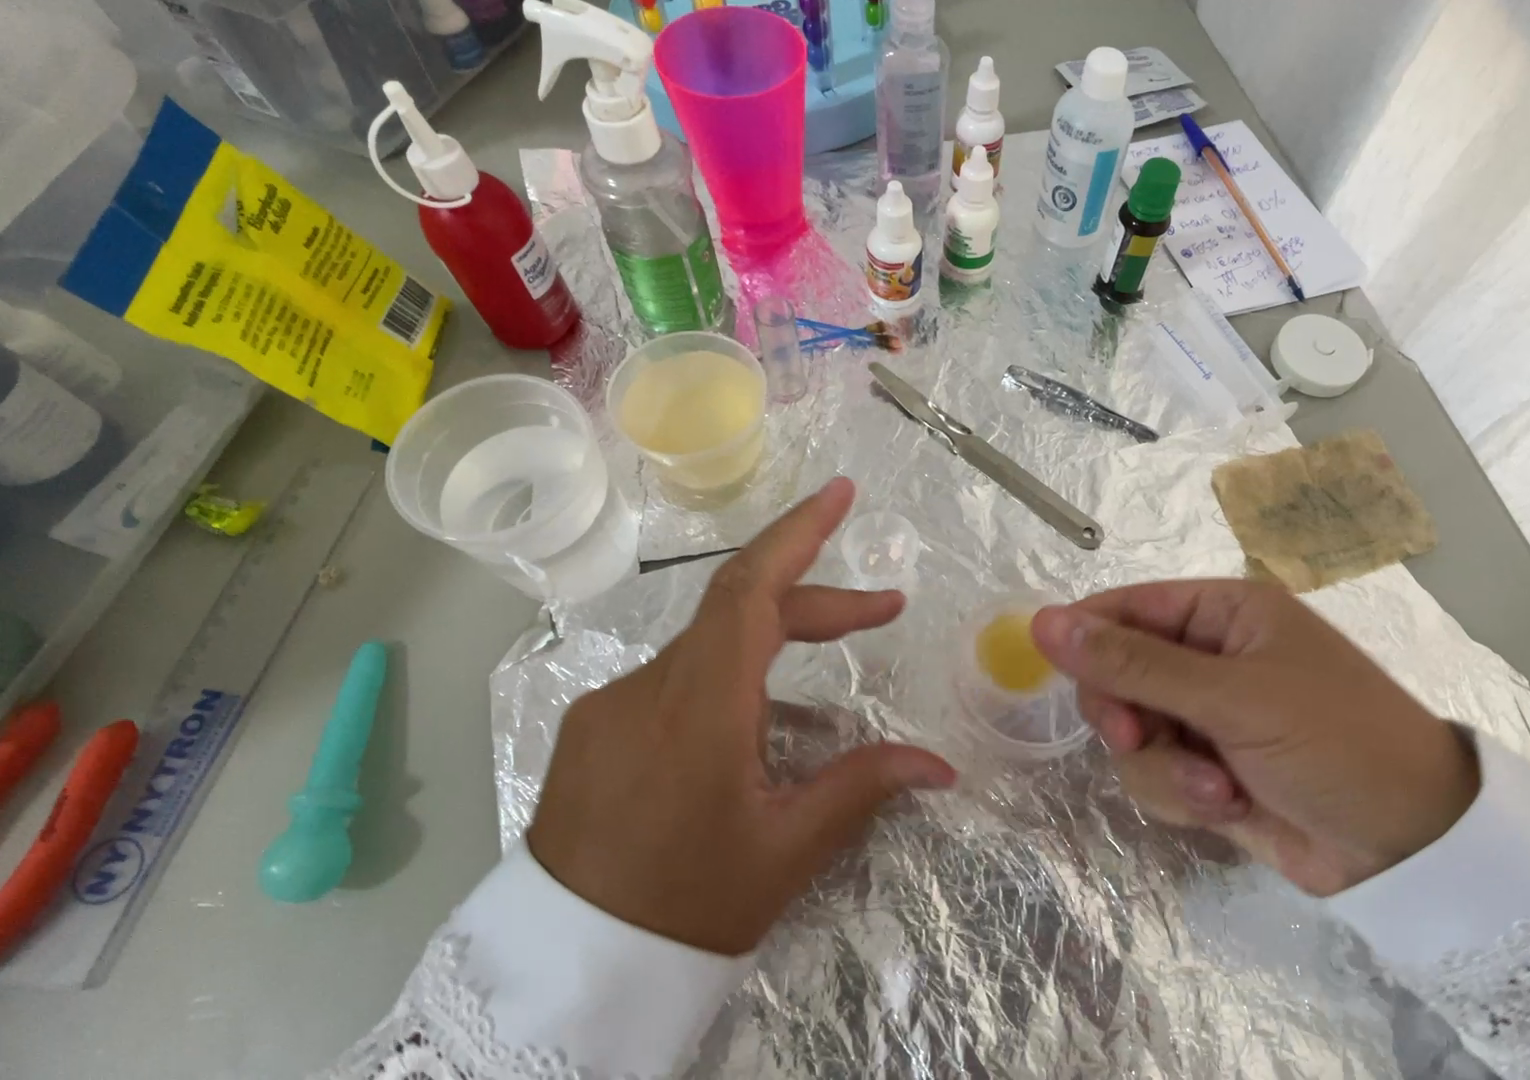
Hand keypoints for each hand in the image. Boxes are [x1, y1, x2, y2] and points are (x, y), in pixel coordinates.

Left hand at [527, 478, 955, 954]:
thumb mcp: (787, 850)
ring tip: (832, 659)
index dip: (798, 534)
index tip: (842, 494)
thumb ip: (862, 788)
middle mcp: (650, 687)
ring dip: (772, 641)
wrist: (569, 967)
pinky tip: (753, 723)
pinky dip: (727, 676)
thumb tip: (940, 765)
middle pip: (738, 609)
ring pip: (706, 644)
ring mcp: (612, 703)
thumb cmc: (687, 908)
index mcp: (700, 709)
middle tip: (885, 611)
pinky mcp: (592, 726)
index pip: (750, 591)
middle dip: (816, 600)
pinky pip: (673, 677)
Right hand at [1030, 580, 1477, 896]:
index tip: (1064, 676)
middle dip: (1128, 715)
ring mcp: (1206, 718)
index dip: (1087, 640)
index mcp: (1221, 613)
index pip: (1124, 609)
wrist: (1411, 848)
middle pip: (1116, 676)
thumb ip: (1133, 663)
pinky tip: (1232, 806)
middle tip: (1140, 735)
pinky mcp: (1207, 771)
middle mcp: (1208, 659)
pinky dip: (1183, 796)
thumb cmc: (1334, 741)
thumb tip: (1043, 622)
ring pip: (1132, 735)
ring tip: (1221, 788)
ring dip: (1165, 768)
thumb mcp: (1232, 696)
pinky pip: (1155, 776)